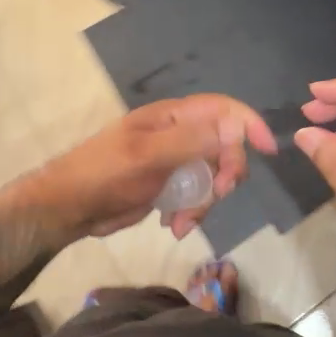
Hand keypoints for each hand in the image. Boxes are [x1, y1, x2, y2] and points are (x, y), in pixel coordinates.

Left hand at [41, 93, 276, 238]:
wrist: (68, 208)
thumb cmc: (102, 173)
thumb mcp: (145, 155)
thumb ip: (189, 141)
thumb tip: (231, 129)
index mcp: (173, 117)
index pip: (223, 110)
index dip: (248, 124)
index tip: (267, 149)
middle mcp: (179, 134)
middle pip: (225, 145)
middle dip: (227, 171)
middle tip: (221, 193)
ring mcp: (175, 160)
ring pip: (214, 175)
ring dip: (207, 200)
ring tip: (182, 222)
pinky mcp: (170, 185)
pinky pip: (198, 195)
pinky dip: (193, 212)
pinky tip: (174, 227)